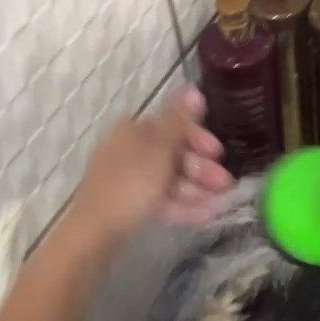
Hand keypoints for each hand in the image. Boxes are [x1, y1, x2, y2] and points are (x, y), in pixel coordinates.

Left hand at [62, 87, 234, 247]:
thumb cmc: (131, 184)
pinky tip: (206, 216)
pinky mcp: (129, 205)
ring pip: (170, 179)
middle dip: (202, 169)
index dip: (199, 138)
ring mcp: (128, 179)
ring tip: (220, 204)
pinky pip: (162, 200)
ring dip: (197, 189)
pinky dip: (183, 206)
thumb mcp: (160, 150)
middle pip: (173, 154)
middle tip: (225, 184)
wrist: (94, 232)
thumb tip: (192, 87)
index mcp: (134, 131)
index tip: (219, 153)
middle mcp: (130, 150)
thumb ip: (180, 120)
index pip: (172, 126)